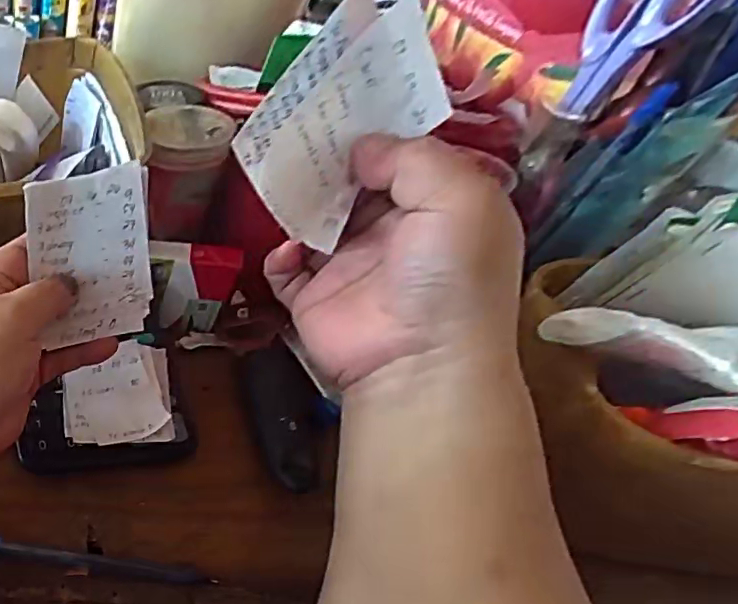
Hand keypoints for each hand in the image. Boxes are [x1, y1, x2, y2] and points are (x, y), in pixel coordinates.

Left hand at [0, 236, 118, 457]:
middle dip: (76, 283)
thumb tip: (68, 284)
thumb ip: (46, 294)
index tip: (87, 238)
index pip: (21, 254)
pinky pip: (59, 356)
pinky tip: (107, 345)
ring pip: (55, 325)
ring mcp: (12, 345)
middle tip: (113, 273)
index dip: (54, 244)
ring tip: (118, 307)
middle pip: (43, 290)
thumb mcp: (13, 315)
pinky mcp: (25, 374)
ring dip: (85, 319)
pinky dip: (81, 351)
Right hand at [264, 135, 522, 390]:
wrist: (415, 360)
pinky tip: (287, 250)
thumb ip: (412, 159)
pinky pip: (285, 271)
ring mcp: (347, 269)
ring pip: (315, 224)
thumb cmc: (450, 274)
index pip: (403, 161)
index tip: (348, 108)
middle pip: (353, 189)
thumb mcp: (458, 197)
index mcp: (435, 207)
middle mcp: (390, 235)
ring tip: (286, 181)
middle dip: (331, 164)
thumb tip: (362, 147)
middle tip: (304, 134)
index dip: (379, 135)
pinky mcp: (312, 300)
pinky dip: (279, 257)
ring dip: (301, 203)